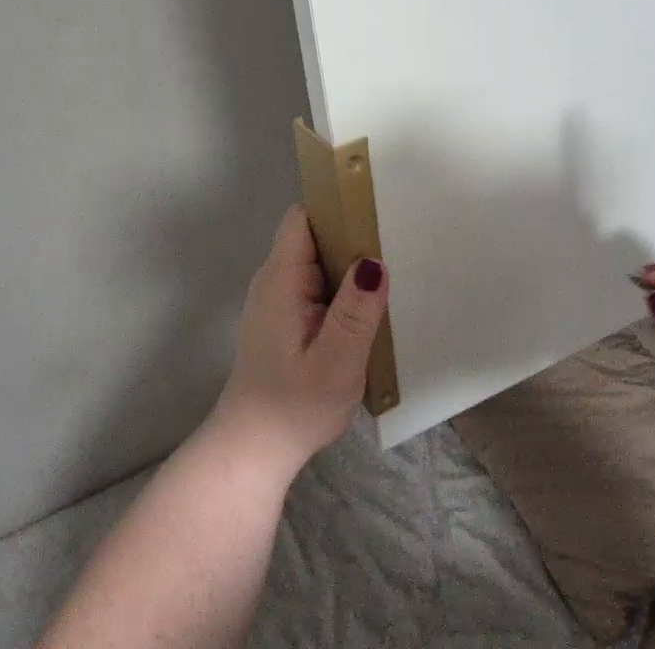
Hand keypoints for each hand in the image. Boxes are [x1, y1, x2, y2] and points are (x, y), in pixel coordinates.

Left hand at [206, 205, 387, 479]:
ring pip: (317, 262)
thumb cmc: (294, 405)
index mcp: (281, 280)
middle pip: (314, 236)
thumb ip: (356, 310)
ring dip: (349, 266)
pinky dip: (340, 289)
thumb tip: (375, 260)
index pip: (304, 218)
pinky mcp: (285, 319)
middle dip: (352, 236)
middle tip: (398, 245)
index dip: (337, 206)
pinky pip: (315, 286)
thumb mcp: (337, 361)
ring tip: (392, 273)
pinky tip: (367, 307)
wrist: (256, 447)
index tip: (377, 208)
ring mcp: (277, 299)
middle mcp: (274, 280)